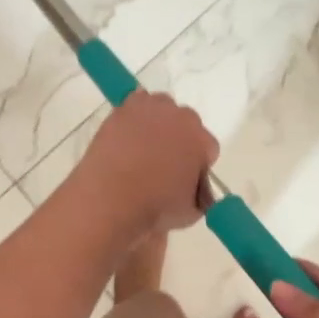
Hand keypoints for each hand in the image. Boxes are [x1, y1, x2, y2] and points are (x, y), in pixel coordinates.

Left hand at [71, 92, 218, 233]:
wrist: (110, 200)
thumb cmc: (154, 210)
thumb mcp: (189, 214)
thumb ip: (199, 197)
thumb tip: (196, 193)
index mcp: (202, 142)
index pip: (208, 149)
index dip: (197, 165)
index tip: (184, 178)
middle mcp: (182, 119)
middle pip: (187, 125)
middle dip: (179, 141)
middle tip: (163, 164)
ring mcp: (153, 109)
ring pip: (163, 110)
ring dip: (159, 124)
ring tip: (143, 149)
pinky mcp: (125, 109)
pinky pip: (137, 103)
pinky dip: (136, 116)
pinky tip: (128, 135)